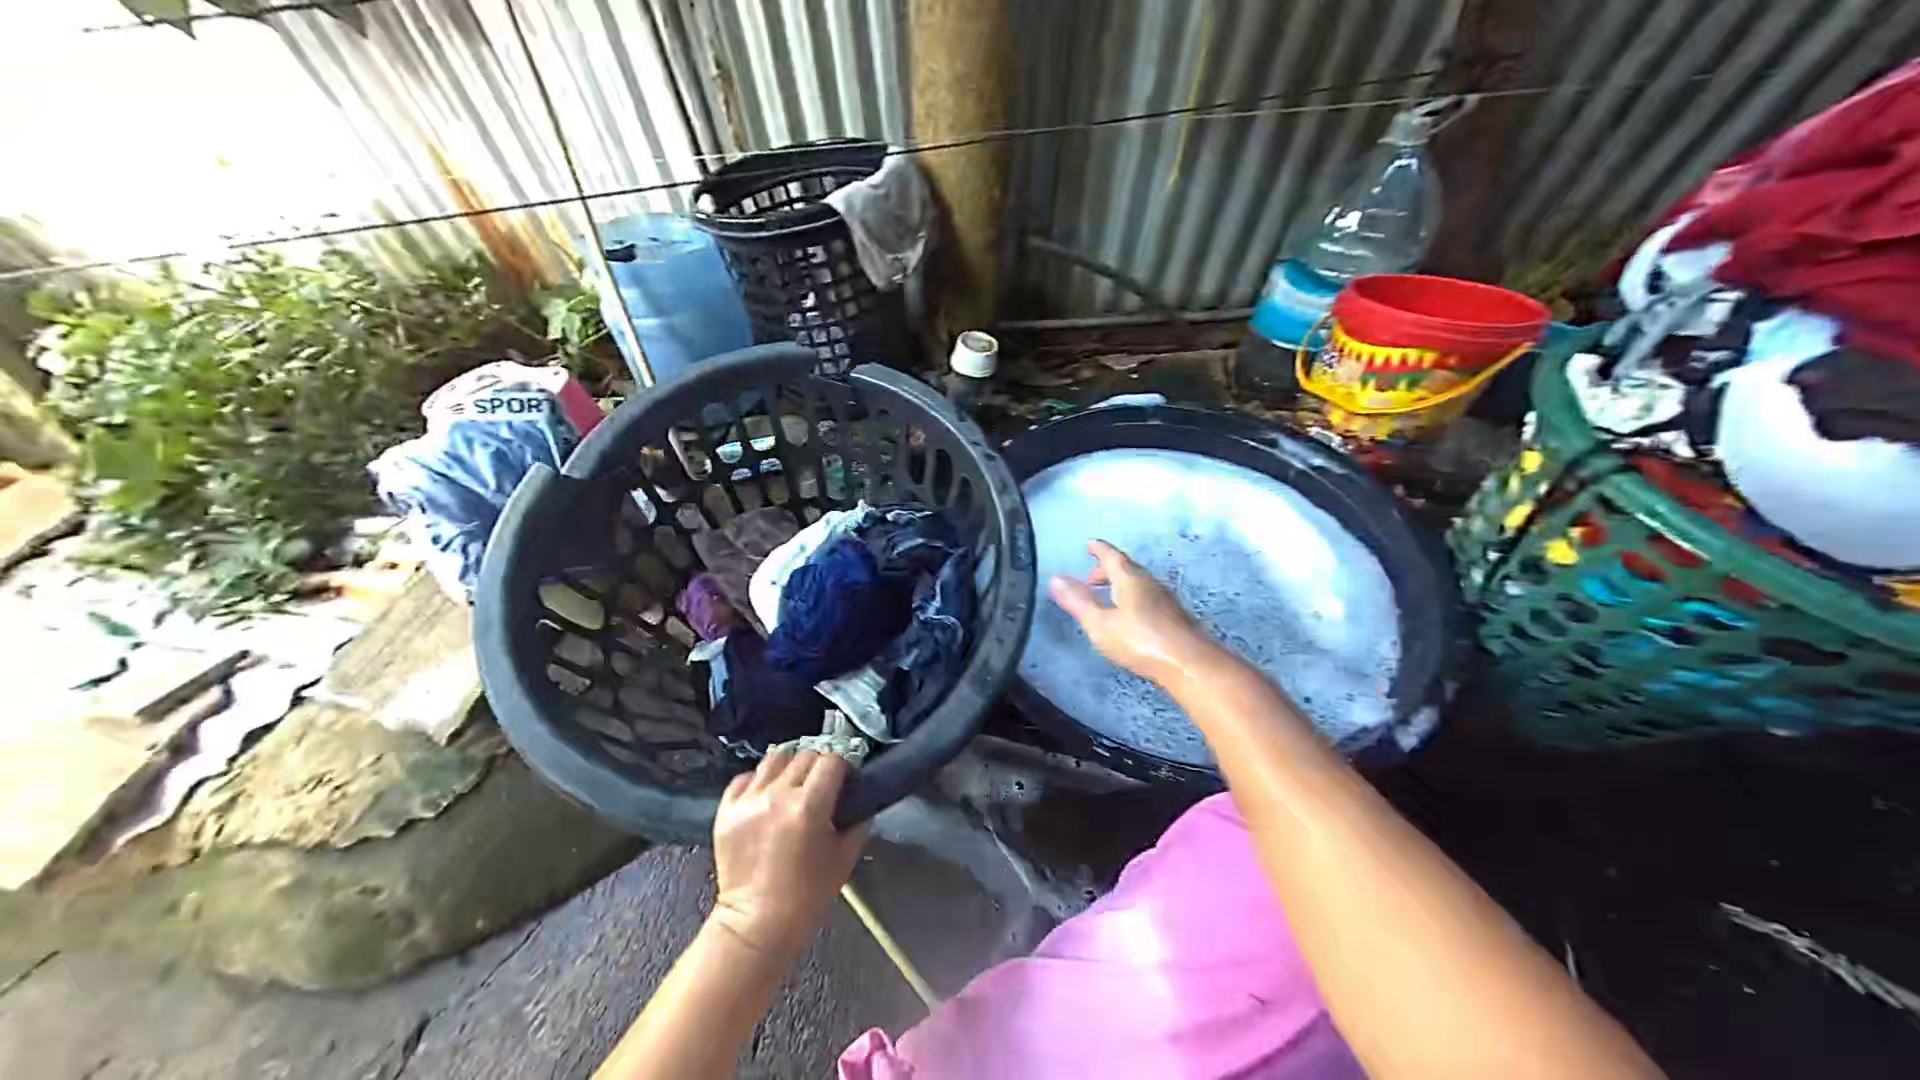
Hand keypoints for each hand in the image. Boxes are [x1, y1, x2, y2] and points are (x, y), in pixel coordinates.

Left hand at [710, 750, 867, 956]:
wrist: (757, 925)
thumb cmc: (807, 896)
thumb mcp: (845, 858)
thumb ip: (858, 822)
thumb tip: (861, 799)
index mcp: (809, 807)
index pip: (831, 761)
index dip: (842, 766)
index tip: (844, 777)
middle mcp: (776, 796)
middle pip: (804, 755)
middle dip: (817, 766)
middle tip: (821, 784)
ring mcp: (748, 802)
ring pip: (774, 759)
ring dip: (789, 766)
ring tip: (792, 784)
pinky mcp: (725, 811)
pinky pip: (745, 778)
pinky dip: (759, 781)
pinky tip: (766, 795)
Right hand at [1047, 539, 1217, 686]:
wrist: (1189, 664)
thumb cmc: (1140, 641)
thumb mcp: (1100, 624)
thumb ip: (1078, 602)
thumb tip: (1056, 579)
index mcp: (1130, 579)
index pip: (1112, 556)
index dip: (1099, 549)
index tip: (1090, 544)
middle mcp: (1150, 583)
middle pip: (1127, 568)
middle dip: (1107, 569)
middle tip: (1090, 579)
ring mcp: (1165, 600)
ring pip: (1139, 583)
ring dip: (1121, 585)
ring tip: (1107, 597)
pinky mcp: (1174, 617)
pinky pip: (1148, 598)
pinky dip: (1133, 598)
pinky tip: (1130, 616)